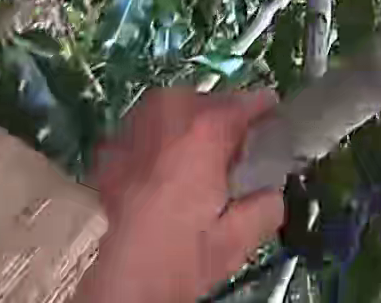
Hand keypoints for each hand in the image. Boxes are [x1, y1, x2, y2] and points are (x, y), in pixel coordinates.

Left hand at [75, 88, 284, 302]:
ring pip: (183, 109)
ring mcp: (141, 117)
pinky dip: (164, 140)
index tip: (270, 134)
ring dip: (194, 129)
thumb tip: (273, 190)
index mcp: (209, 125)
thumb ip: (266, 206)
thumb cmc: (174, 257)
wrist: (107, 279)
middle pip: (217, 103)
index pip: (253, 101)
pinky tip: (160, 175)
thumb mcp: (234, 242)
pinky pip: (154, 125)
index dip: (267, 116)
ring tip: (193, 169)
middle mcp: (175, 107)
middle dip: (227, 126)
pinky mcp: (117, 136)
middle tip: (229, 164)